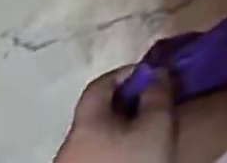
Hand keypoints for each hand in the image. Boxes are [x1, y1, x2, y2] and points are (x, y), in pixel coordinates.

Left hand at [53, 67, 173, 162]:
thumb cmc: (136, 162)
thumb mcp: (159, 122)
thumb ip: (158, 91)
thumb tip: (155, 72)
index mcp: (86, 125)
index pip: (98, 85)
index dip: (124, 73)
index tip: (149, 74)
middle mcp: (68, 145)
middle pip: (94, 112)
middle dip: (124, 102)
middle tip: (151, 102)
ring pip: (93, 135)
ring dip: (118, 125)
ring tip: (144, 130)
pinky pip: (92, 154)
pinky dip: (111, 146)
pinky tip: (130, 154)